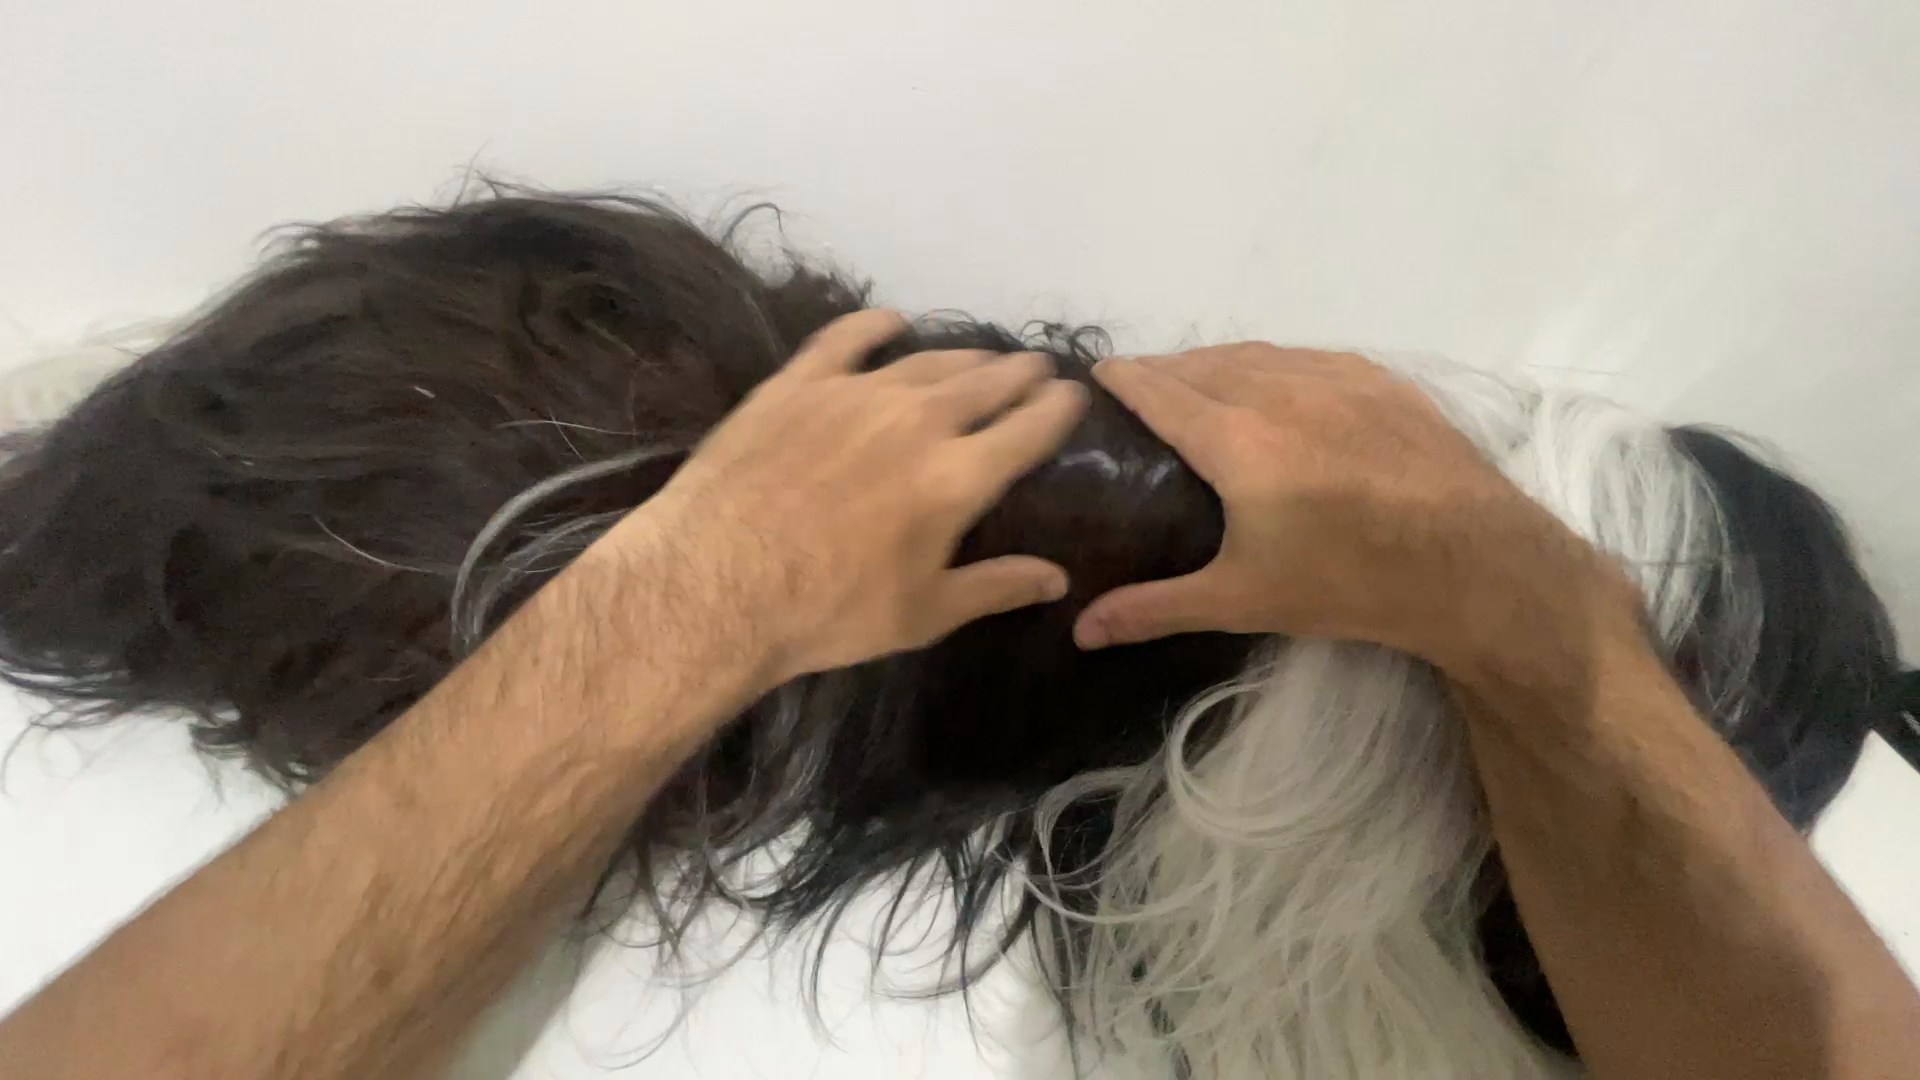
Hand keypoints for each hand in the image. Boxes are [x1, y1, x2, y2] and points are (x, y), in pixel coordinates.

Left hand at [636, 310, 1088, 685]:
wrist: (713, 588)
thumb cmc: (829, 612)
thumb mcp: (925, 613)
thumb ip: (996, 587)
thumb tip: (1059, 580)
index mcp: (957, 477)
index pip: (1028, 429)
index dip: (1057, 410)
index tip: (1073, 395)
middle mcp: (918, 420)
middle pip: (985, 383)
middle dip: (1019, 373)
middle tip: (1037, 366)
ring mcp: (855, 393)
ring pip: (926, 360)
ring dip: (964, 354)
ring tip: (984, 354)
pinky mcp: (798, 384)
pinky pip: (845, 339)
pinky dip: (873, 325)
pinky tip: (891, 320)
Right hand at [1072, 344, 1618, 666]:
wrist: (1479, 570)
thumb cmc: (1347, 584)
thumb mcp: (1239, 600)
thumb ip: (1153, 609)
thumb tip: (1079, 631)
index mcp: (1237, 440)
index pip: (1160, 390)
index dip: (1123, 377)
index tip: (1095, 373)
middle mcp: (1280, 392)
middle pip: (1201, 364)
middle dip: (1161, 368)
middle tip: (1135, 385)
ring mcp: (1336, 379)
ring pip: (1253, 353)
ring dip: (1211, 361)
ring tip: (1191, 378)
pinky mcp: (1381, 381)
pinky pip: (1303, 355)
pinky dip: (1267, 361)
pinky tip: (1268, 379)